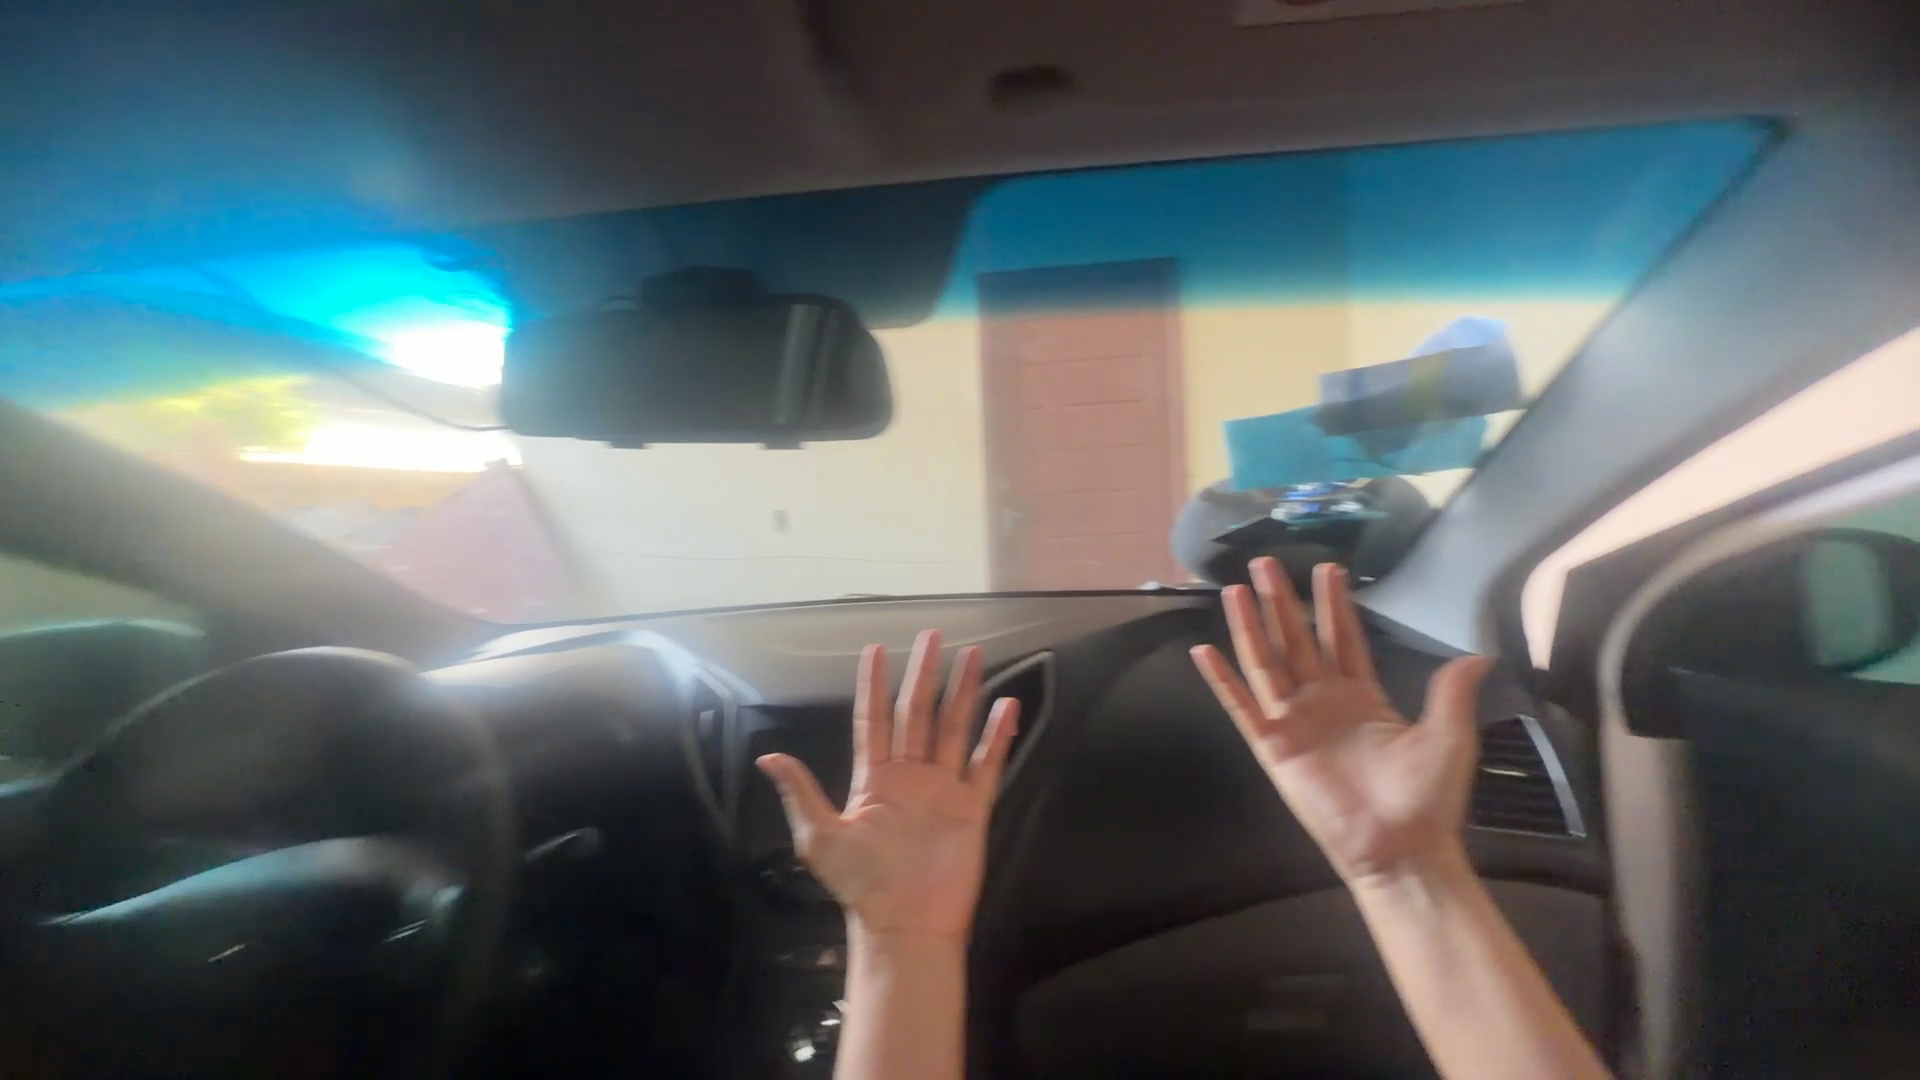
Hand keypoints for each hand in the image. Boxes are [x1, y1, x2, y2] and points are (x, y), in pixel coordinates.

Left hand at [756, 630, 1019, 939]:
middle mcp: (911, 774)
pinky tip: (1007, 706)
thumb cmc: (860, 883)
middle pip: (918, 712)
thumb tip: (767, 757)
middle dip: (925, 673)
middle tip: (933, 635)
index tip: (877, 649)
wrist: (905, 926)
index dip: (874, 685)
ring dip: (965, 692)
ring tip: (974, 655)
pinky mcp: (972, 806)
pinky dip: (998, 736)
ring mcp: (944, 787)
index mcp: (875, 777)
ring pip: (955, 728)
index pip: (873, 718)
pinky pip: (987, 764)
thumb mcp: (819, 837)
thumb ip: (800, 792)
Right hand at [1190, 558, 1493, 885]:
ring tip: (1235, 590)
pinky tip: (1204, 652)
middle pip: (1295, 639)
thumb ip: (1450, 693)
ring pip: (1265, 662)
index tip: (1327, 569)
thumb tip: (1480, 655)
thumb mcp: (1448, 738)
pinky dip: (1222, 680)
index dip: (1333, 605)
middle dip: (1281, 601)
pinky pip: (1241, 706)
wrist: (1401, 849)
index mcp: (1360, 695)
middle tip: (1265, 562)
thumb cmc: (1426, 796)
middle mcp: (1321, 699)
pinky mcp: (1272, 745)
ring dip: (1249, 626)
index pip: (1341, 638)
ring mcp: (1293, 720)